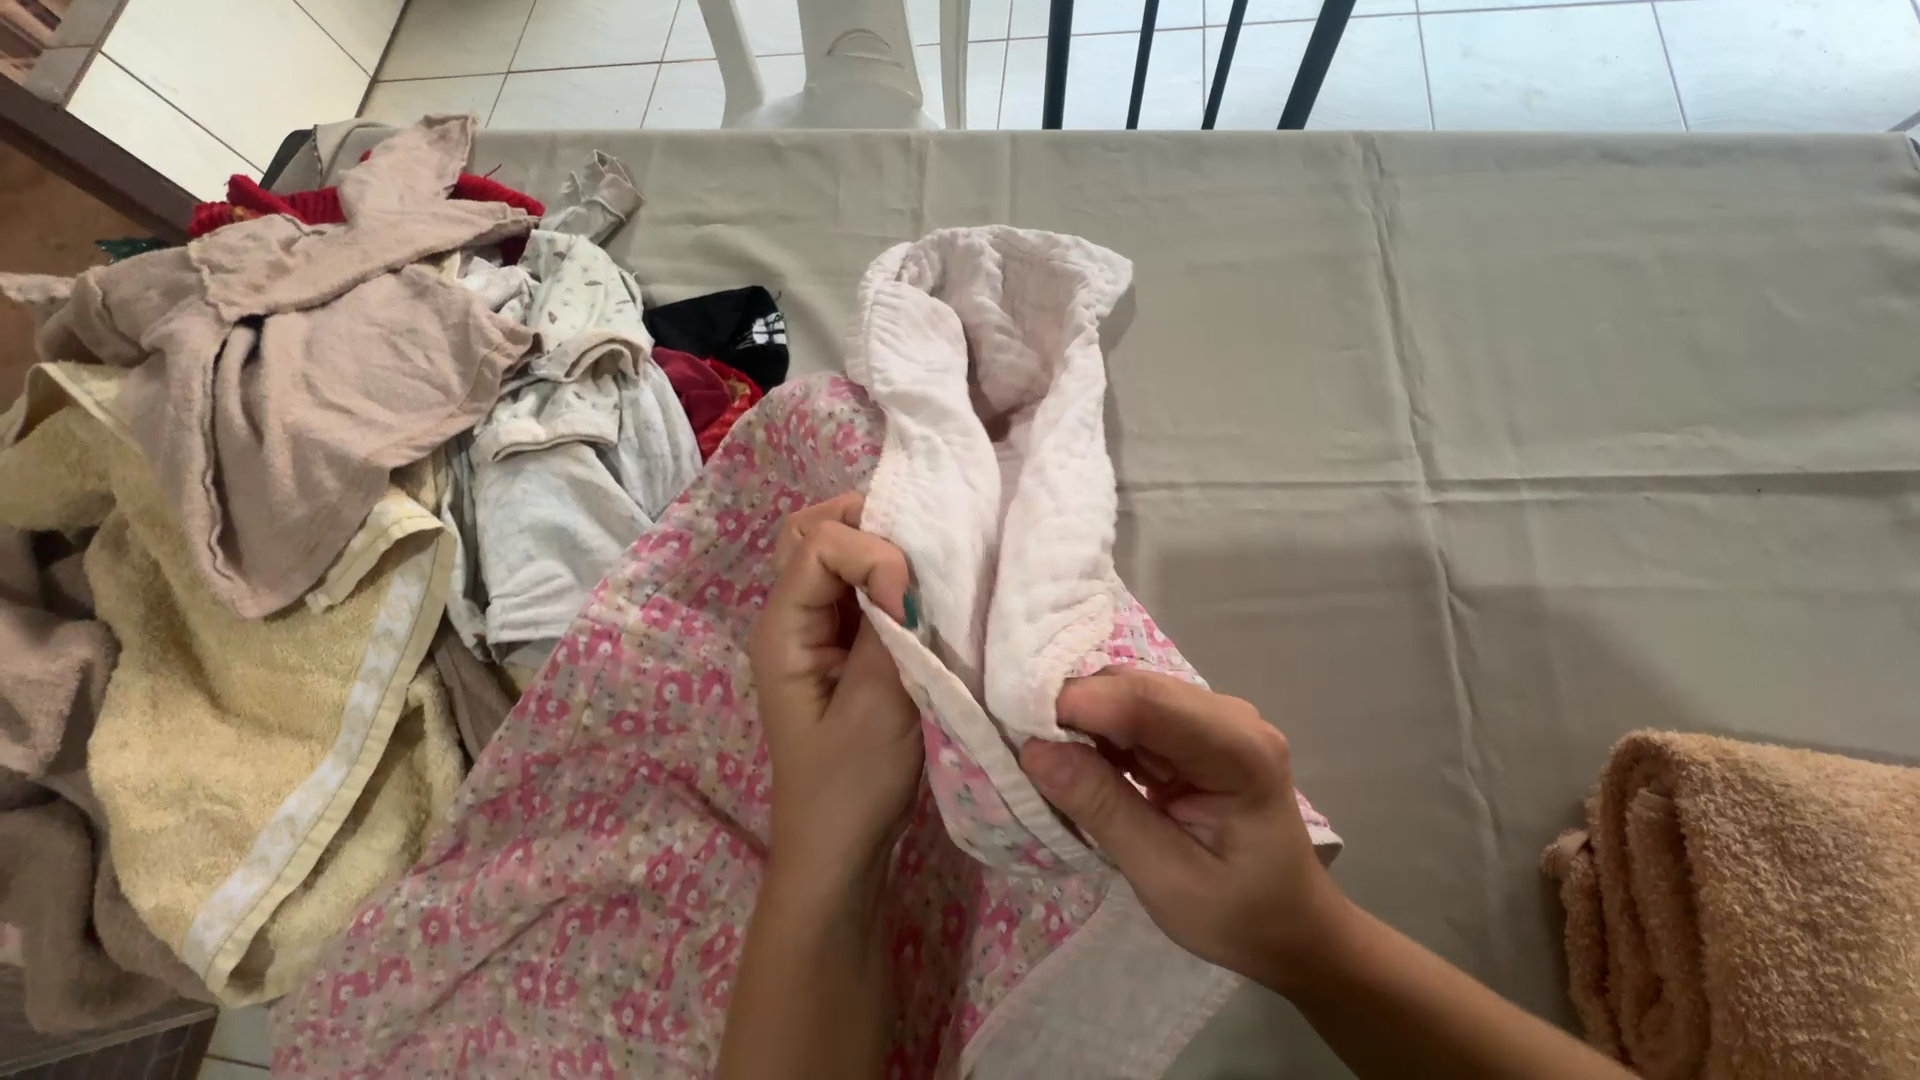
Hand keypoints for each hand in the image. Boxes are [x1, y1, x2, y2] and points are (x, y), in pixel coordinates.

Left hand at [748, 493, 921, 886]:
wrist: (838, 847)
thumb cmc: (852, 783)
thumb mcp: (878, 704)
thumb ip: (891, 628)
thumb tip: (908, 574)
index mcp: (782, 629)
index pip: (818, 545)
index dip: (871, 556)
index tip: (908, 605)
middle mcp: (788, 617)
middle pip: (810, 533)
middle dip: (865, 525)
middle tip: (920, 549)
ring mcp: (811, 631)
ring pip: (830, 554)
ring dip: (875, 548)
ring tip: (922, 567)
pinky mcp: (836, 647)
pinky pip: (852, 588)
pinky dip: (885, 577)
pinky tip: (918, 597)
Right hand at [1019, 669, 1346, 992]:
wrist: (1293, 928)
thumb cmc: (1239, 915)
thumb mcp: (1166, 877)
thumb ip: (1104, 809)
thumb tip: (1035, 752)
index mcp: (1240, 752)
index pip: (1149, 704)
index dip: (1080, 703)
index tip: (1018, 728)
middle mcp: (1231, 717)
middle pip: (1136, 687)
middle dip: (1073, 709)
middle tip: (1023, 749)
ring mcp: (1214, 718)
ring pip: (1129, 693)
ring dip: (1083, 720)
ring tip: (1048, 760)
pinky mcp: (1195, 729)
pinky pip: (1134, 713)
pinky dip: (1100, 732)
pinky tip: (1084, 766)